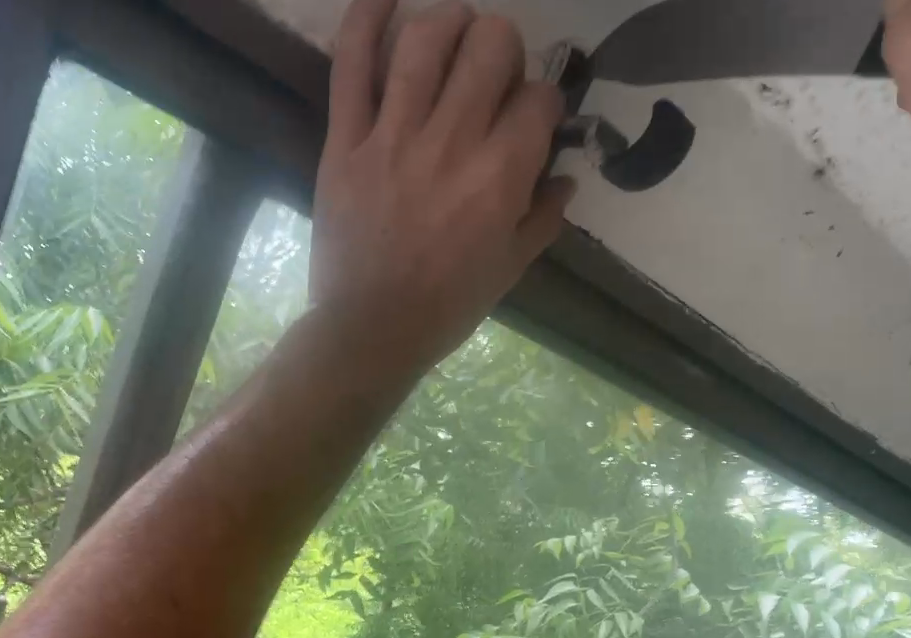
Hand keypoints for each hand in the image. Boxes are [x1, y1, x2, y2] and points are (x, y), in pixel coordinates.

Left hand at [310, 0, 573, 369]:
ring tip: (448, 43)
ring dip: (447, 25)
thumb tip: (566, 177)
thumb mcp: (509, 270)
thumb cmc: (444, 309)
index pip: (539, 97)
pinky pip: (350, 67)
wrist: (368, 333)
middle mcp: (451, 143)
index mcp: (501, 176)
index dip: (540, 103)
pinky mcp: (344, 146)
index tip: (526, 124)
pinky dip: (363, 20)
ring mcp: (392, 139)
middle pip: (491, 44)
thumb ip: (544, 218)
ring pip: (425, 39)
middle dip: (500, 51)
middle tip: (486, 82)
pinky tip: (383, 0)